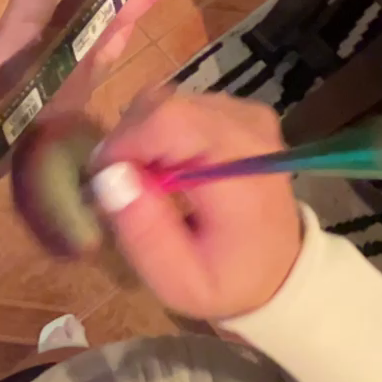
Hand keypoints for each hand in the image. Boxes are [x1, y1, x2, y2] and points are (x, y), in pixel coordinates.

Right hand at [92, 92, 302, 320]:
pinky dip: (160, 133)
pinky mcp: (240, 112)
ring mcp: (247, 115)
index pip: (169, 121)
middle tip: (120, 185)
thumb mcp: (179, 280)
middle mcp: (249, 131)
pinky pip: (180, 105)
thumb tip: (108, 177)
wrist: (278, 268)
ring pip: (166, 102)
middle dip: (127, 141)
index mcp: (240, 173)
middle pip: (162, 105)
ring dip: (141, 137)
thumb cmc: (226, 278)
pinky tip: (167, 168)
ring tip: (145, 180)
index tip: (103, 179)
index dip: (124, 142)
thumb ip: (144, 234)